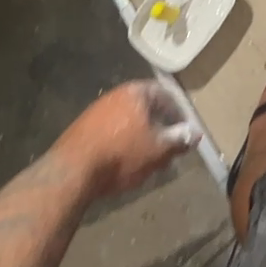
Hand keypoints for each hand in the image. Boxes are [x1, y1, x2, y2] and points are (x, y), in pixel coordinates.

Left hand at [52, 81, 198, 198]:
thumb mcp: (157, 150)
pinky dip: (122, 143)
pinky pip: (111, 132)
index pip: (166, 95)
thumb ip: (178, 140)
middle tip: (168, 146)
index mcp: (136, 92)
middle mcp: (116, 95)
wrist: (69, 174)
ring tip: (147, 158)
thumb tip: (195, 134)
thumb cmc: (121, 155)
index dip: (179, 113)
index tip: (185, 131)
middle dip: (159, 127)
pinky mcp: (81, 131)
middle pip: (146, 108)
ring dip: (140, 137)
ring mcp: (95, 112)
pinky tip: (123, 162)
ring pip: (128, 121)